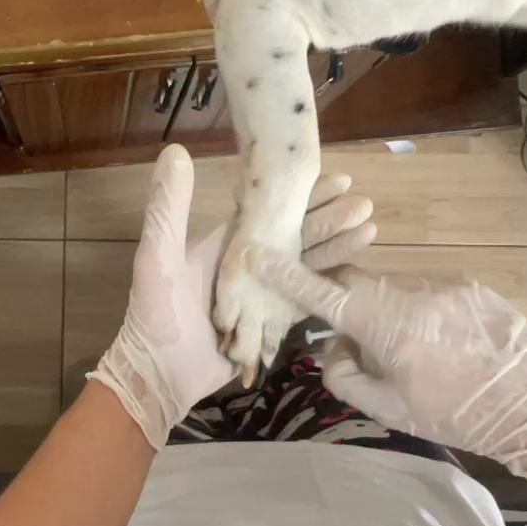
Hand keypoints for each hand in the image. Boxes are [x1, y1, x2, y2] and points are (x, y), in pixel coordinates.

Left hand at [89, 146, 378, 447]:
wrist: (159, 374)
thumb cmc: (156, 313)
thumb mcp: (158, 256)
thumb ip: (168, 208)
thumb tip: (174, 151)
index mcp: (223, 246)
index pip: (268, 212)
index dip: (299, 195)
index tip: (337, 178)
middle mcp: (245, 267)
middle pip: (293, 237)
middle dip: (328, 220)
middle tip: (365, 204)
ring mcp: (259, 297)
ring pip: (304, 267)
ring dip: (334, 250)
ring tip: (370, 232)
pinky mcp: (268, 325)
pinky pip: (304, 302)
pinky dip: (329, 288)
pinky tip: (358, 276)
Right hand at [246, 253, 526, 494]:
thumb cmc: (456, 416)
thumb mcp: (386, 409)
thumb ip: (343, 374)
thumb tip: (334, 345)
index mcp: (388, 327)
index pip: (323, 294)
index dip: (285, 275)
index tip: (256, 253)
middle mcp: (412, 294)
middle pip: (354, 283)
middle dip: (343, 305)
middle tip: (355, 343)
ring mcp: (443, 285)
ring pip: (389, 289)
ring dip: (383, 315)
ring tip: (415, 357)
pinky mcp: (467, 286)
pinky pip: (421, 291)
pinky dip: (415, 314)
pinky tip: (442, 348)